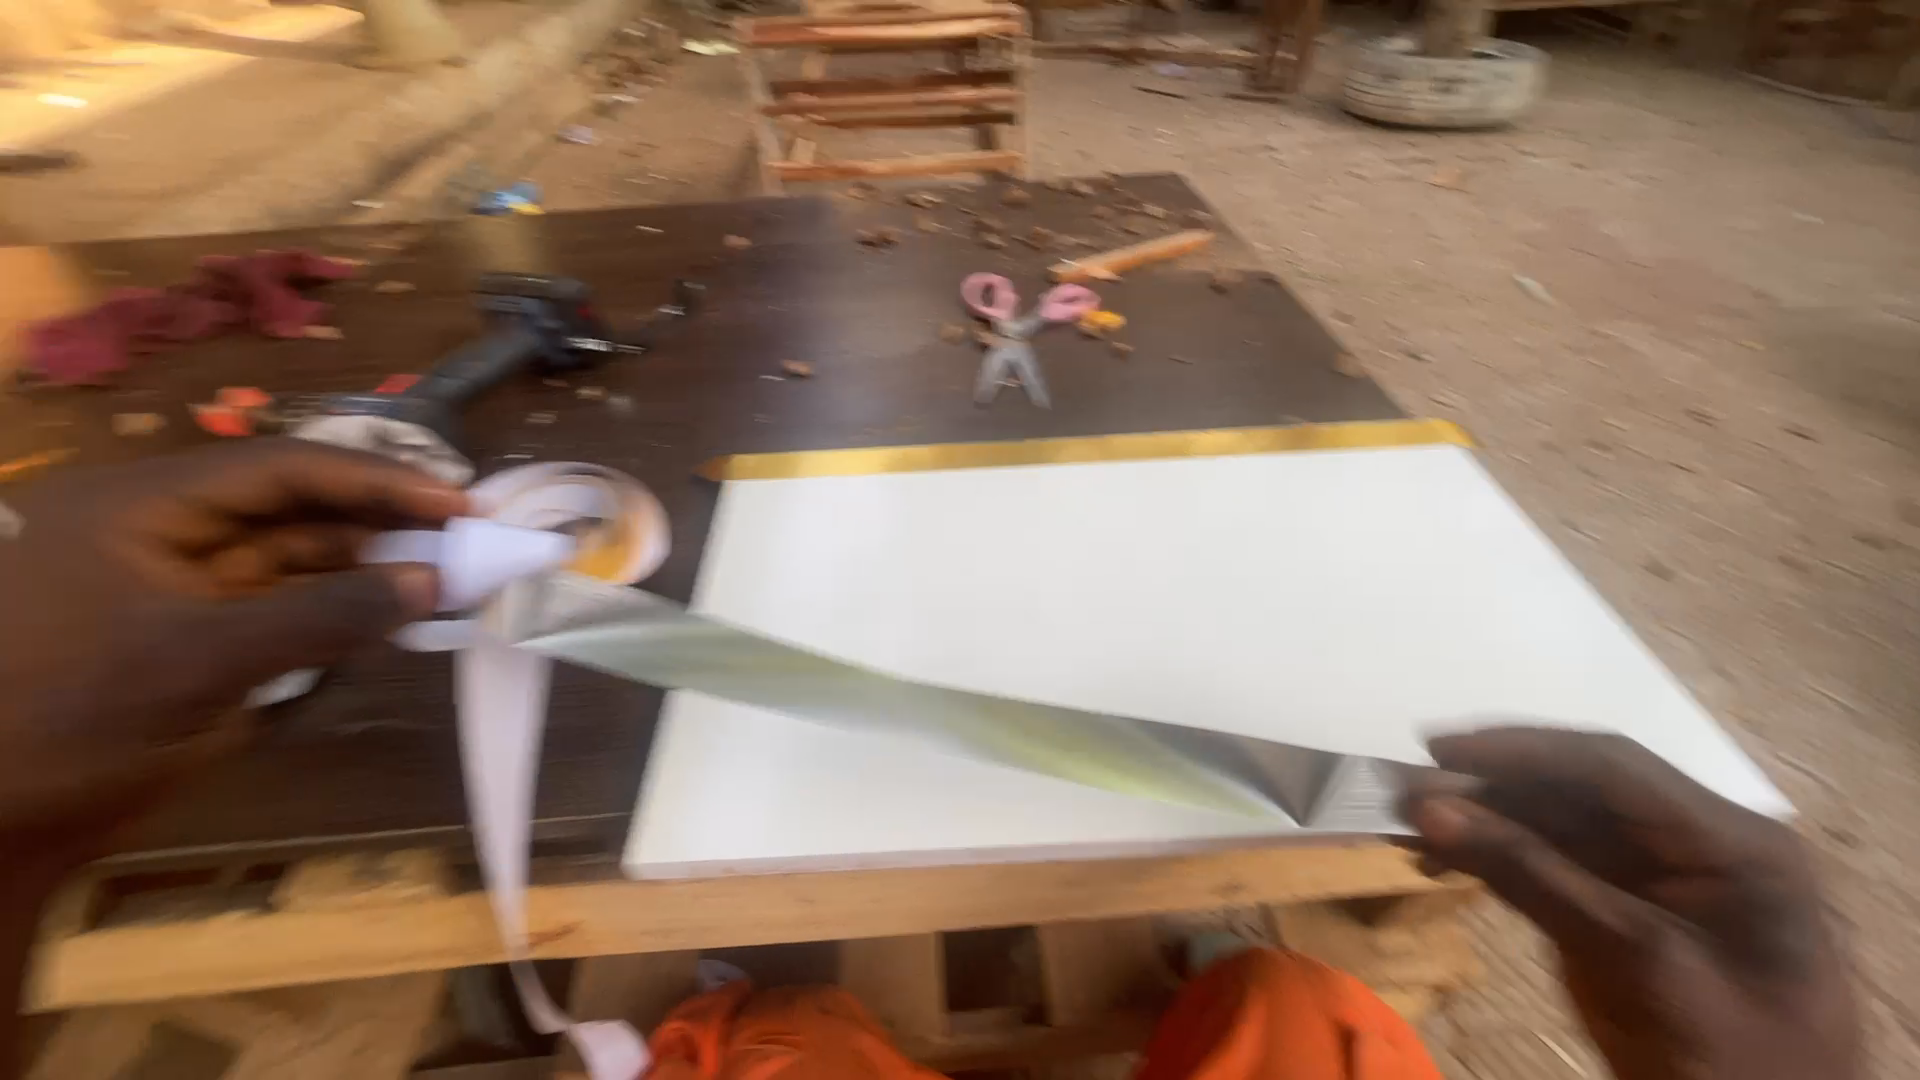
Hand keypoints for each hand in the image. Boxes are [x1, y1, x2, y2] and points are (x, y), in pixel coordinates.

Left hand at [0, 439, 465, 866]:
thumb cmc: (62, 727)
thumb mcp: (198, 664)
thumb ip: (324, 615)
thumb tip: (434, 580)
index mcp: (134, 508)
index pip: (281, 468)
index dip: (377, 479)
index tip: (458, 501)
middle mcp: (164, 528)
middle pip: (299, 502)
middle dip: (385, 516)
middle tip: (466, 531)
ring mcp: (187, 578)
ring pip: (304, 550)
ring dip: (376, 561)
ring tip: (449, 571)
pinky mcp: (209, 625)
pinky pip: (297, 597)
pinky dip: (352, 602)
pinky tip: (402, 609)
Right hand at [1404, 728, 1856, 1079]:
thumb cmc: (1727, 1051)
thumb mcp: (1632, 957)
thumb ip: (1530, 874)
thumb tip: (1427, 810)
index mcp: (1729, 839)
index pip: (1611, 765)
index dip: (1519, 749)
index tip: (1438, 749)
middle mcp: (1686, 838)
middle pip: (1568, 788)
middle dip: (1484, 787)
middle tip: (1404, 788)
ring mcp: (1646, 870)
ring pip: (1542, 820)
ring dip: (1474, 819)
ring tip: (1405, 820)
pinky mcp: (1609, 900)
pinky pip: (1536, 859)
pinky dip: (1483, 855)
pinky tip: (1434, 857)